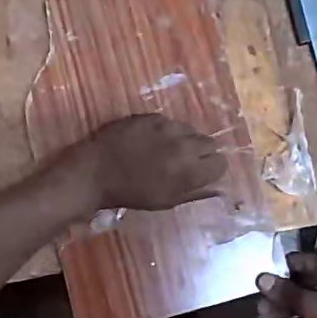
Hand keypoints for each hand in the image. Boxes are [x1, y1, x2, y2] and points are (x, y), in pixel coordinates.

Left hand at [59, 113, 224, 211]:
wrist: (95, 173)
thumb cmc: (131, 193)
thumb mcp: (166, 201)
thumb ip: (195, 193)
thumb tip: (218, 189)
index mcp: (190, 171)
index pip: (221, 163)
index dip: (212, 168)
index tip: (200, 172)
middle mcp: (184, 146)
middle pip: (209, 143)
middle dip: (201, 152)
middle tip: (183, 161)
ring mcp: (168, 127)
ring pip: (190, 130)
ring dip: (183, 139)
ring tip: (164, 149)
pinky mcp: (152, 117)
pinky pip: (169, 122)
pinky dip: (164, 131)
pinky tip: (148, 140)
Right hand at [256, 250, 316, 317]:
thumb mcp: (312, 304)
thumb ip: (286, 293)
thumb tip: (260, 277)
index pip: (299, 260)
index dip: (280, 266)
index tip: (260, 276)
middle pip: (298, 284)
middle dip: (278, 294)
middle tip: (258, 305)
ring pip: (302, 303)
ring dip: (283, 310)